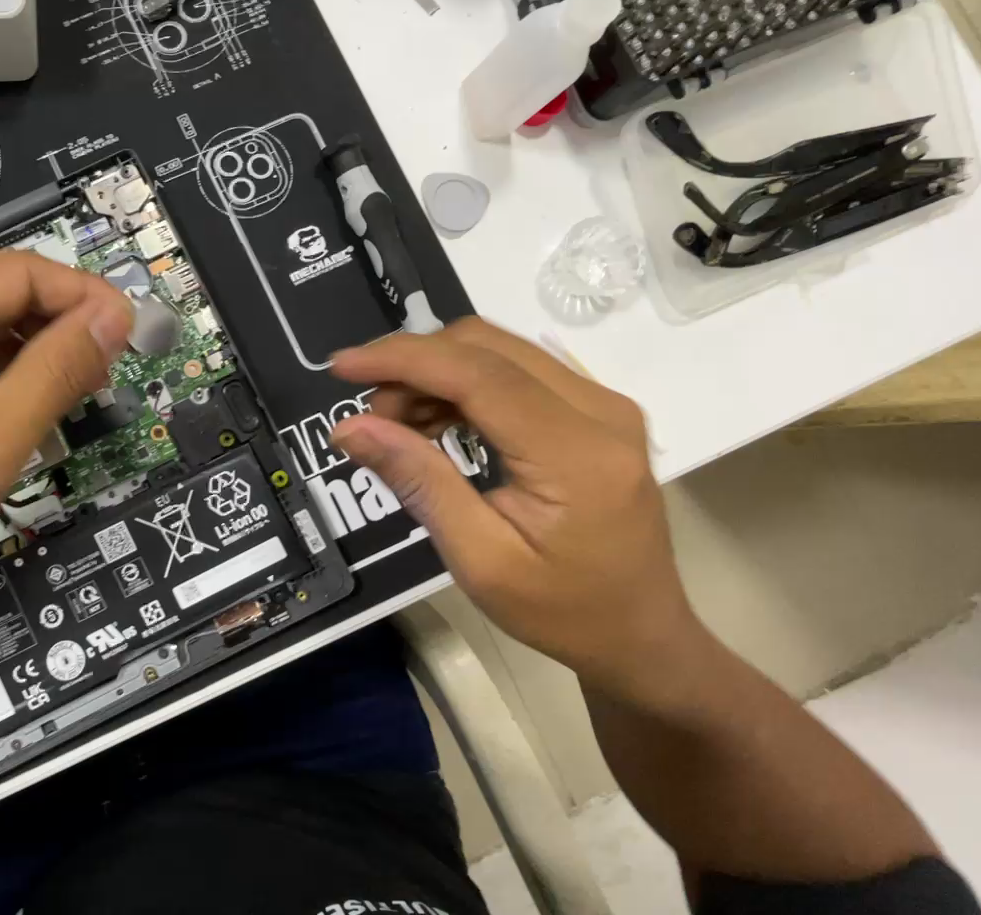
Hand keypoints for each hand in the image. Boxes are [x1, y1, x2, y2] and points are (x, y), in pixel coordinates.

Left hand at [0, 251, 133, 605]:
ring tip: (76, 387)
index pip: (21, 272)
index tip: (132, 333)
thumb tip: (114, 317)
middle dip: (60, 324)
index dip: (84, 296)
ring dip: (35, 348)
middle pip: (1, 292)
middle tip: (108, 368)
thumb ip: (59, 367)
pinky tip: (28, 398)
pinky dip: (2, 370)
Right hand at [330, 318, 701, 697]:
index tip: (340, 367)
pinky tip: (435, 424)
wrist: (640, 633)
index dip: (403, 360)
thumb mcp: (479, 559)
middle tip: (371, 417)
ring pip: (498, 350)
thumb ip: (419, 482)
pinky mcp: (595, 410)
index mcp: (576, 455)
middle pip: (487, 347)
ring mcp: (603, 405)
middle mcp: (600, 410)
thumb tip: (349, 427)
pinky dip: (461, 384)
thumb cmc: (561, 610)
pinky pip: (515, 370)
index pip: (479, 374)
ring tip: (397, 426)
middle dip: (413, 365)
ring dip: (434, 373)